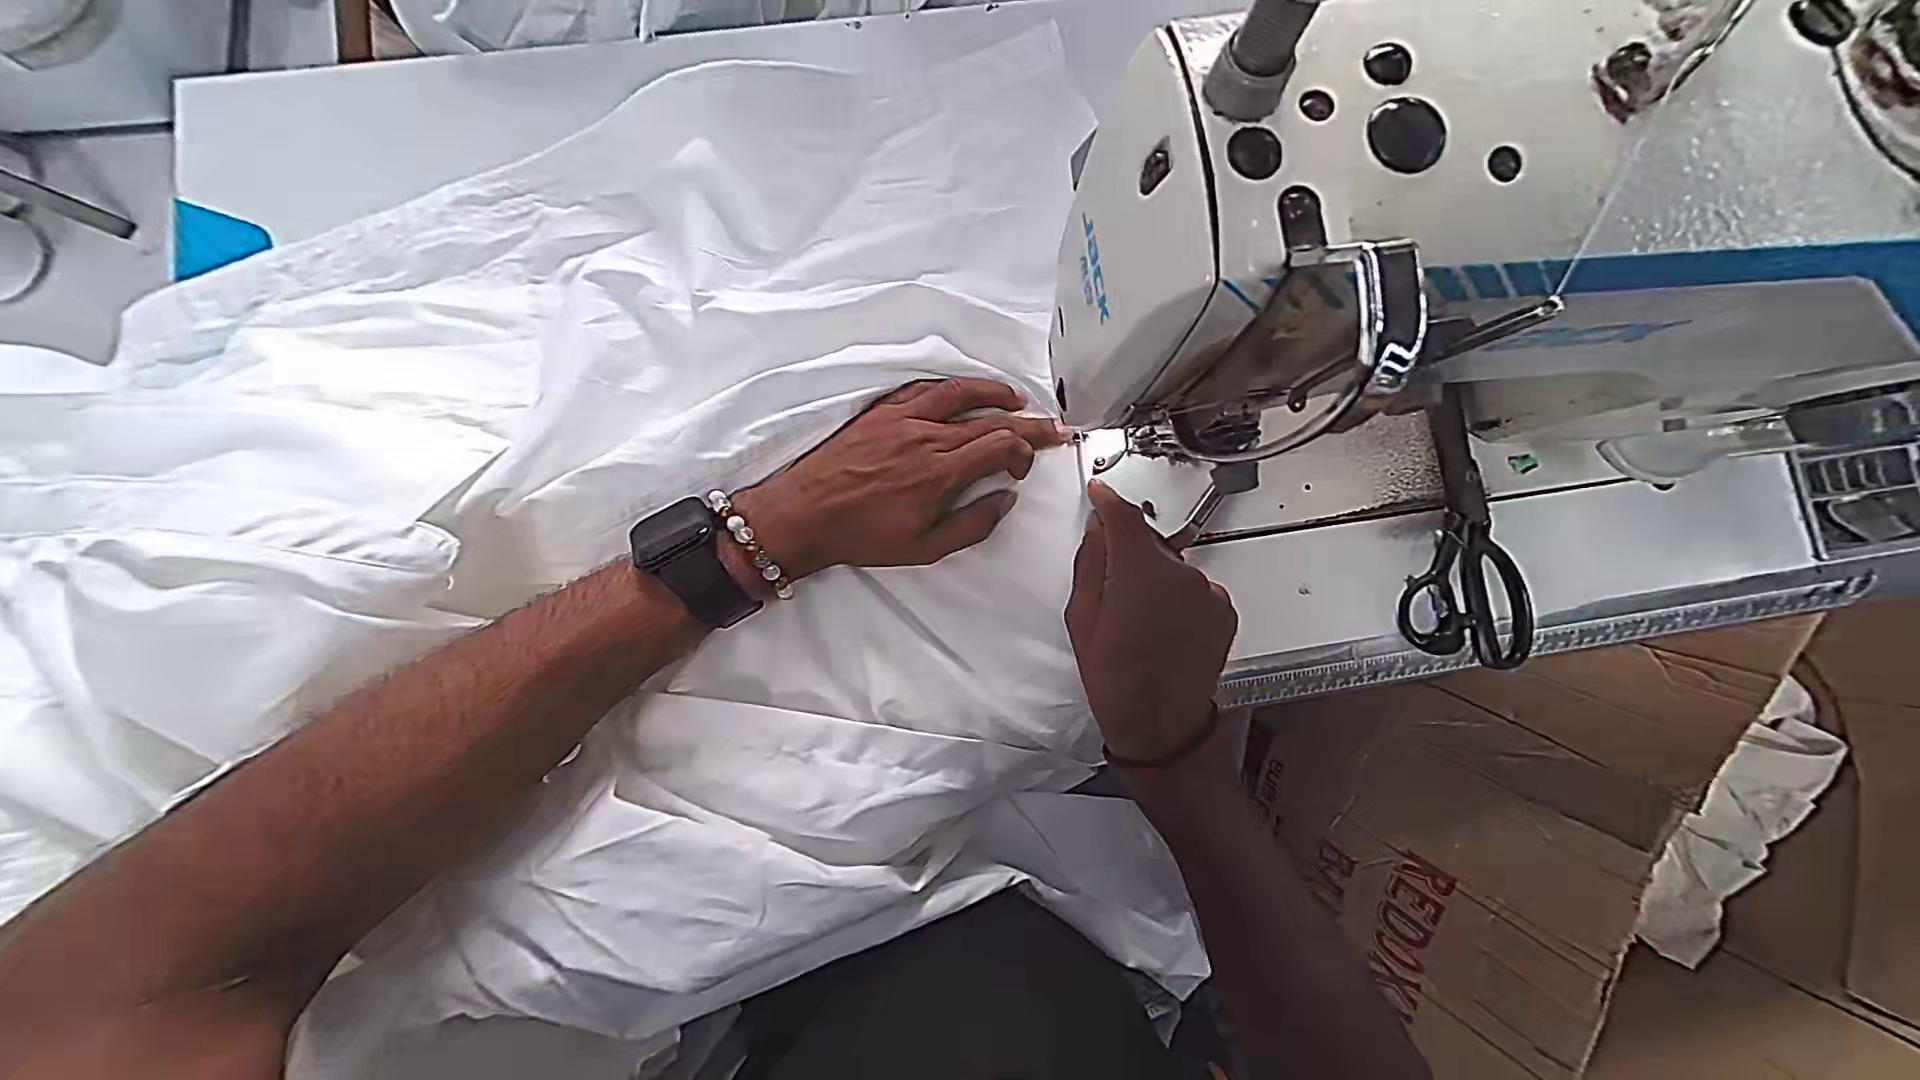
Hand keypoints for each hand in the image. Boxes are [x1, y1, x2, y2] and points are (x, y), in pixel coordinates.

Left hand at [734, 378, 1066, 579]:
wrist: (806, 514)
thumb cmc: (860, 534)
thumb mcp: (925, 548)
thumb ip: (973, 525)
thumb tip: (1004, 502)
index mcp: (940, 472)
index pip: (1000, 445)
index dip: (1025, 450)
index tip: (1027, 463)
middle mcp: (926, 438)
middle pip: (991, 420)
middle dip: (1028, 423)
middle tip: (1050, 427)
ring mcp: (902, 420)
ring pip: (960, 394)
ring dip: (993, 393)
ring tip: (1014, 400)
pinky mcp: (881, 413)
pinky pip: (923, 388)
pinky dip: (950, 387)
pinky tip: (961, 392)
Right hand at [1066, 479, 1237, 763]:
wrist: (1159, 725)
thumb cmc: (1118, 681)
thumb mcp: (1082, 617)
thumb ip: (1090, 564)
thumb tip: (1097, 532)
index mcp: (1139, 573)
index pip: (1123, 517)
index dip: (1108, 500)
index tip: (1100, 493)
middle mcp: (1180, 576)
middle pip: (1148, 540)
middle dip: (1127, 550)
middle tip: (1110, 585)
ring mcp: (1206, 593)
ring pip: (1171, 564)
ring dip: (1153, 575)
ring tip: (1137, 617)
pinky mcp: (1222, 610)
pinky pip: (1192, 586)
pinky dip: (1176, 594)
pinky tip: (1161, 625)